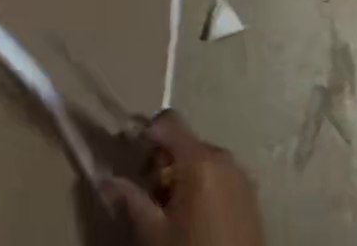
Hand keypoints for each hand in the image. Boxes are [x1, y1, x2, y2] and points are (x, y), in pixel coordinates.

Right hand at [105, 111, 263, 245]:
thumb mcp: (155, 234)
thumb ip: (131, 200)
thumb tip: (105, 179)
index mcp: (199, 160)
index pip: (169, 122)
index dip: (149, 134)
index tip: (136, 159)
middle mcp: (223, 157)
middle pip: (185, 142)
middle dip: (165, 162)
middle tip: (154, 196)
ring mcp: (240, 173)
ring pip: (202, 158)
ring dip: (184, 173)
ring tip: (176, 210)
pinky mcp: (250, 191)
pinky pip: (220, 172)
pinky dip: (205, 183)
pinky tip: (198, 215)